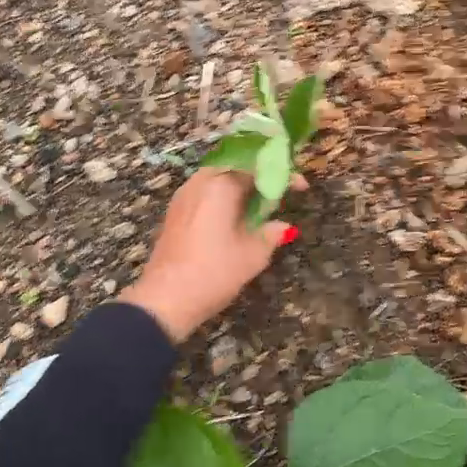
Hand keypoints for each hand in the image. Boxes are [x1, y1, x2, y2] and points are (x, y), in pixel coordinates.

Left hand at [117, 169, 296, 342]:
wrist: (165, 298)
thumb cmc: (213, 272)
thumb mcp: (252, 255)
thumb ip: (271, 234)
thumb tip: (283, 226)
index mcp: (221, 184)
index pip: (258, 167)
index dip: (283, 175)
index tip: (301, 187)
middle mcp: (200, 181)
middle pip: (235, 167)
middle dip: (259, 177)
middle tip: (279, 193)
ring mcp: (183, 195)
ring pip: (218, 179)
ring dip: (240, 187)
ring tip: (258, 206)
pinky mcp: (174, 211)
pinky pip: (204, 192)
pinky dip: (223, 197)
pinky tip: (233, 217)